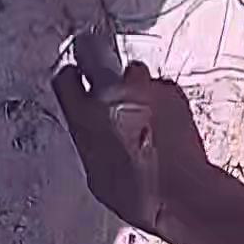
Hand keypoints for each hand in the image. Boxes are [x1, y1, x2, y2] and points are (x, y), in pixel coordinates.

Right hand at [51, 61, 217, 239]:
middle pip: (91, 50)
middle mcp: (111, 94)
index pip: (65, 78)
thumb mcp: (96, 175)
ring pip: (130, 70)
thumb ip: (90, 141)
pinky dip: (157, 101)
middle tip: (92, 63)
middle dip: (90, 55)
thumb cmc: (139, 194)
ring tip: (136, 112)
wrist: (179, 193)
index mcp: (84, 118)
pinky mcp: (170, 91)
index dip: (68, 79)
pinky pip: (158, 88)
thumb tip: (92, 134)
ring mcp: (143, 88)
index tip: (72, 81)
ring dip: (130, 86)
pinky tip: (159, 125)